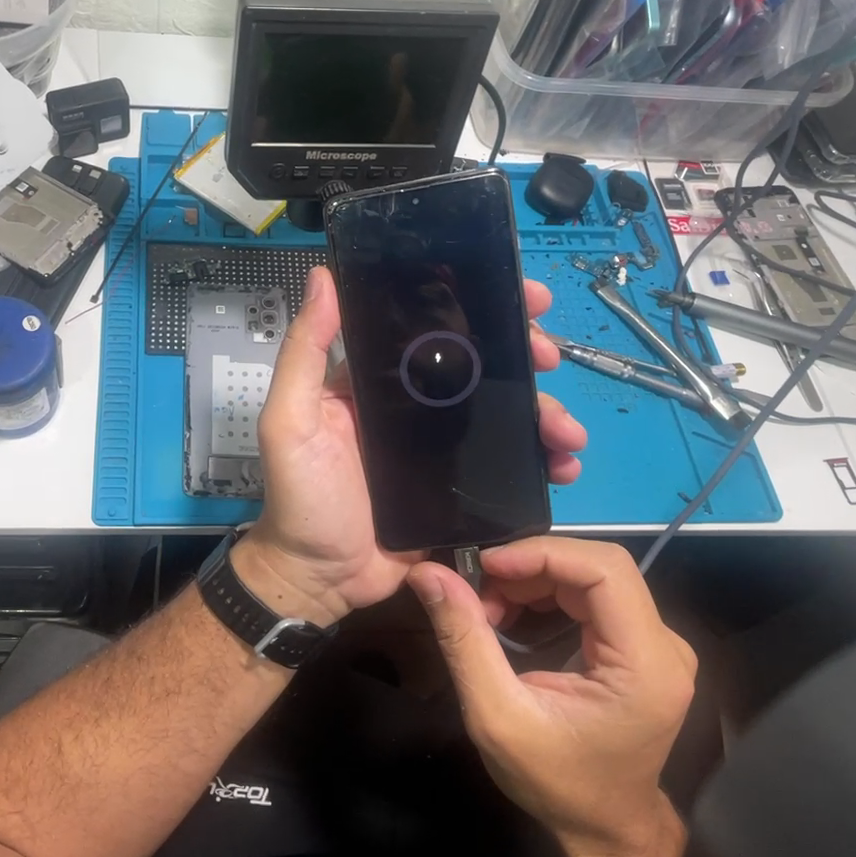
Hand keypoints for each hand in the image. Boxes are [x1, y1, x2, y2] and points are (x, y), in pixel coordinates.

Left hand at [235, 266, 586, 628]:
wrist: (320, 578)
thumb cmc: (300, 497)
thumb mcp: (290, 420)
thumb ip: (303, 352)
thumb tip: (323, 278)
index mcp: (374, 383)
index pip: (429, 331)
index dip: (474, 308)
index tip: (521, 298)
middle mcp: (410, 408)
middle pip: (476, 368)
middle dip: (521, 356)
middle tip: (549, 357)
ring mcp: (439, 448)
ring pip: (500, 414)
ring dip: (541, 412)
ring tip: (565, 429)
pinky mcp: (460, 489)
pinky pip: (505, 464)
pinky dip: (538, 460)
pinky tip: (561, 464)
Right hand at [408, 538, 695, 856]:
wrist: (602, 828)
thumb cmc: (555, 781)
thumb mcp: (495, 715)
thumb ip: (464, 640)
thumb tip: (428, 572)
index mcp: (645, 666)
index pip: (604, 571)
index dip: (542, 554)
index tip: (485, 565)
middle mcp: (664, 646)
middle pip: (598, 568)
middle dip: (530, 566)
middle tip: (477, 587)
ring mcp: (657, 645)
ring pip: (591, 575)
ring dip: (532, 579)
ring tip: (485, 605)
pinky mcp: (641, 646)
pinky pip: (591, 594)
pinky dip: (543, 592)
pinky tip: (509, 612)